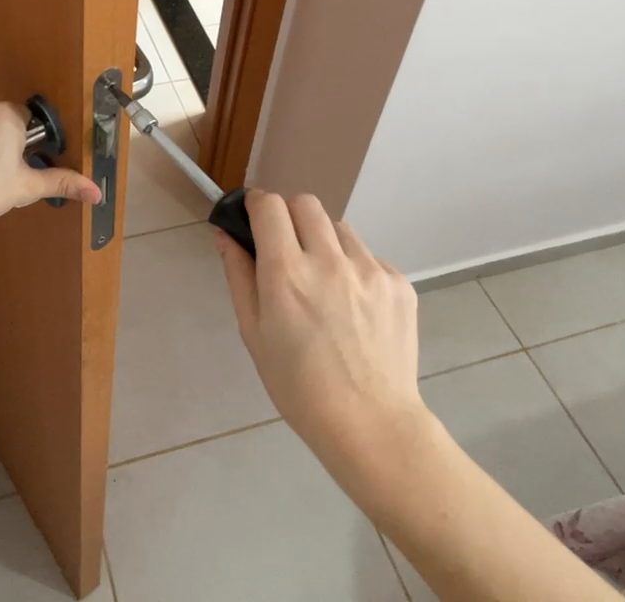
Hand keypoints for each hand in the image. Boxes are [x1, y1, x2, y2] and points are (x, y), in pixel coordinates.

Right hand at [217, 191, 424, 468]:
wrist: (370, 422)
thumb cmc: (298, 386)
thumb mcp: (253, 334)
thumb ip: (239, 276)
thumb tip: (226, 235)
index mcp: (286, 274)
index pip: (270, 206)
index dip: (257, 206)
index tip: (254, 219)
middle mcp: (329, 261)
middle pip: (305, 203)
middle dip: (289, 216)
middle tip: (286, 249)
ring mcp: (369, 269)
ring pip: (339, 227)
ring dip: (324, 241)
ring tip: (323, 283)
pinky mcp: (398, 282)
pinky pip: (368, 256)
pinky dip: (354, 268)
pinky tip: (352, 307)